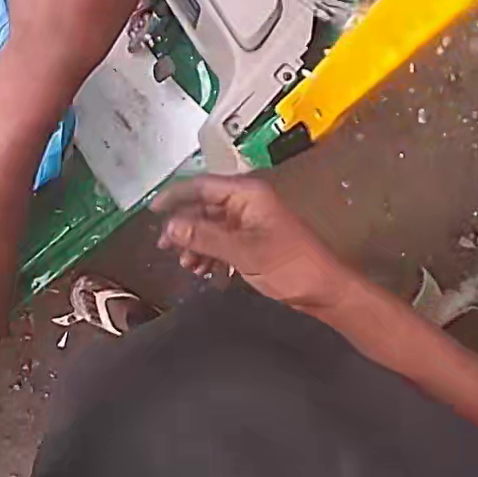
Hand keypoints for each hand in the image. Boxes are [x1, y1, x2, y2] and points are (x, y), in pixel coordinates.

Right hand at [152, 175, 357, 313]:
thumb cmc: (290, 266)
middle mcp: (246, 202)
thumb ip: (205, 237)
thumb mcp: (243, 252)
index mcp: (247, 193)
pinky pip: (221, 240)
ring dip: (195, 243)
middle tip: (165, 245)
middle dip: (184, 226)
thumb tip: (171, 227)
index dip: (175, 195)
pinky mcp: (251, 240)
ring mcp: (249, 221)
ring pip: (210, 226)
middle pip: (204, 206)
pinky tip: (202, 268)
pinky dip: (209, 253)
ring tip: (187, 263)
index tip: (153, 210)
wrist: (324, 290)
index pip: (201, 185)